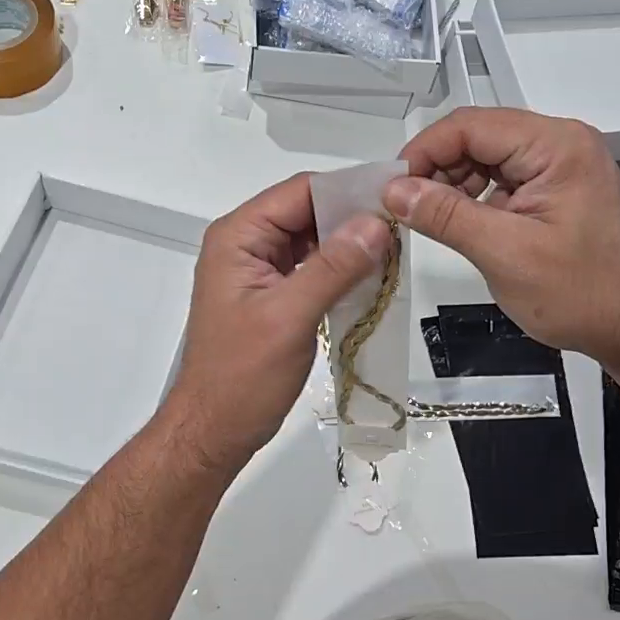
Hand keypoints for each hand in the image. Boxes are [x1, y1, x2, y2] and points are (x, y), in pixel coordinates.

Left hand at [162, 173, 388, 472]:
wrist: (216, 429)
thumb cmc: (242, 377)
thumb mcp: (290, 317)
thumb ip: (333, 267)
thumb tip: (376, 223)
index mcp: (238, 237)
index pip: (300, 192)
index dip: (348, 189)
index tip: (395, 196)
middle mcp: (246, 244)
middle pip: (307, 211)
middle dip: (353, 217)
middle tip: (403, 226)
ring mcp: (259, 269)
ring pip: (313, 238)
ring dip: (350, 243)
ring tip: (395, 249)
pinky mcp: (273, 293)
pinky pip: (312, 266)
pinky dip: (341, 268)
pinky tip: (372, 275)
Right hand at [383, 107, 619, 373]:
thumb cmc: (580, 294)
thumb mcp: (504, 253)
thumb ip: (445, 215)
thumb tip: (392, 190)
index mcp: (557, 145)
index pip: (471, 125)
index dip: (424, 151)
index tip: (390, 189)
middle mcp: (563, 143)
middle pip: (480, 136)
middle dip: (438, 168)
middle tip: (405, 208)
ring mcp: (564, 165)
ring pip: (489, 157)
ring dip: (455, 183)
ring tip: (431, 219)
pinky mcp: (561, 189)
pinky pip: (507, 178)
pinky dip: (478, 197)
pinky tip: (463, 224)